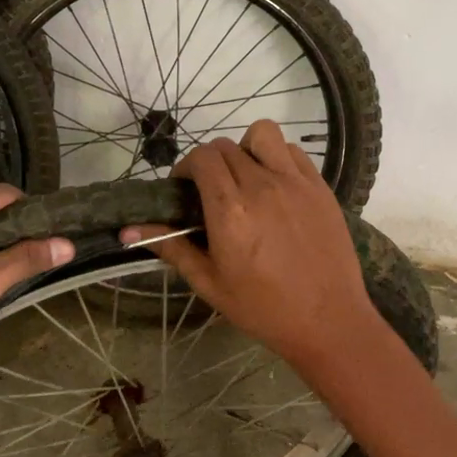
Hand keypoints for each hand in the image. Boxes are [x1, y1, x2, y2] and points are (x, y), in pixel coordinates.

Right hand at [120, 119, 376, 368]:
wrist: (329, 322)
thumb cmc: (262, 307)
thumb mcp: (208, 282)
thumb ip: (170, 247)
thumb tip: (127, 230)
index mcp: (229, 209)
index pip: (201, 157)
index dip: (187, 167)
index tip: (185, 189)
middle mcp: (260, 186)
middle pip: (224, 146)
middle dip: (209, 162)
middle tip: (210, 191)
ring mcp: (294, 183)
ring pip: (262, 135)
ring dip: (246, 148)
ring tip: (246, 177)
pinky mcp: (320, 188)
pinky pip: (292, 151)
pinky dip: (278, 158)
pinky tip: (276, 186)